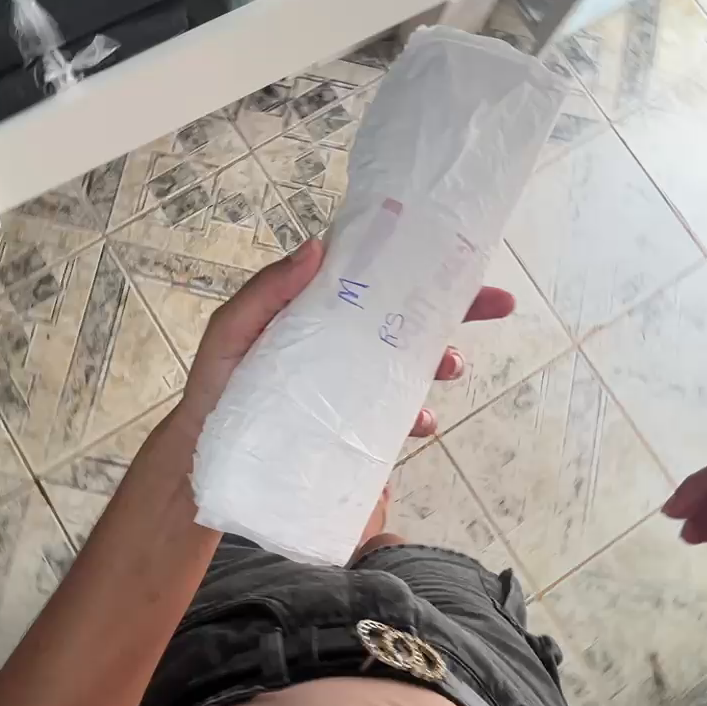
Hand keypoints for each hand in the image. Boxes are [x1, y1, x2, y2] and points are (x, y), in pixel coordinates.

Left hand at [176, 238, 514, 435]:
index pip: (371, 278)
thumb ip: (266, 293)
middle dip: (454, 309)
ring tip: (450, 366)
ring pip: (410, 365)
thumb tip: (316, 246)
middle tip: (496, 303)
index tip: (455, 253)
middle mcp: (341, 342)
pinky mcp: (356, 425)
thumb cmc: (217, 387)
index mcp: (317, 311)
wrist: (210, 460)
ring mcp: (352, 384)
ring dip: (439, 360)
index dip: (412, 263)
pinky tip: (420, 422)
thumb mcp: (231, 333)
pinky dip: (417, 415)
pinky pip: (397, 415)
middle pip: (405, 317)